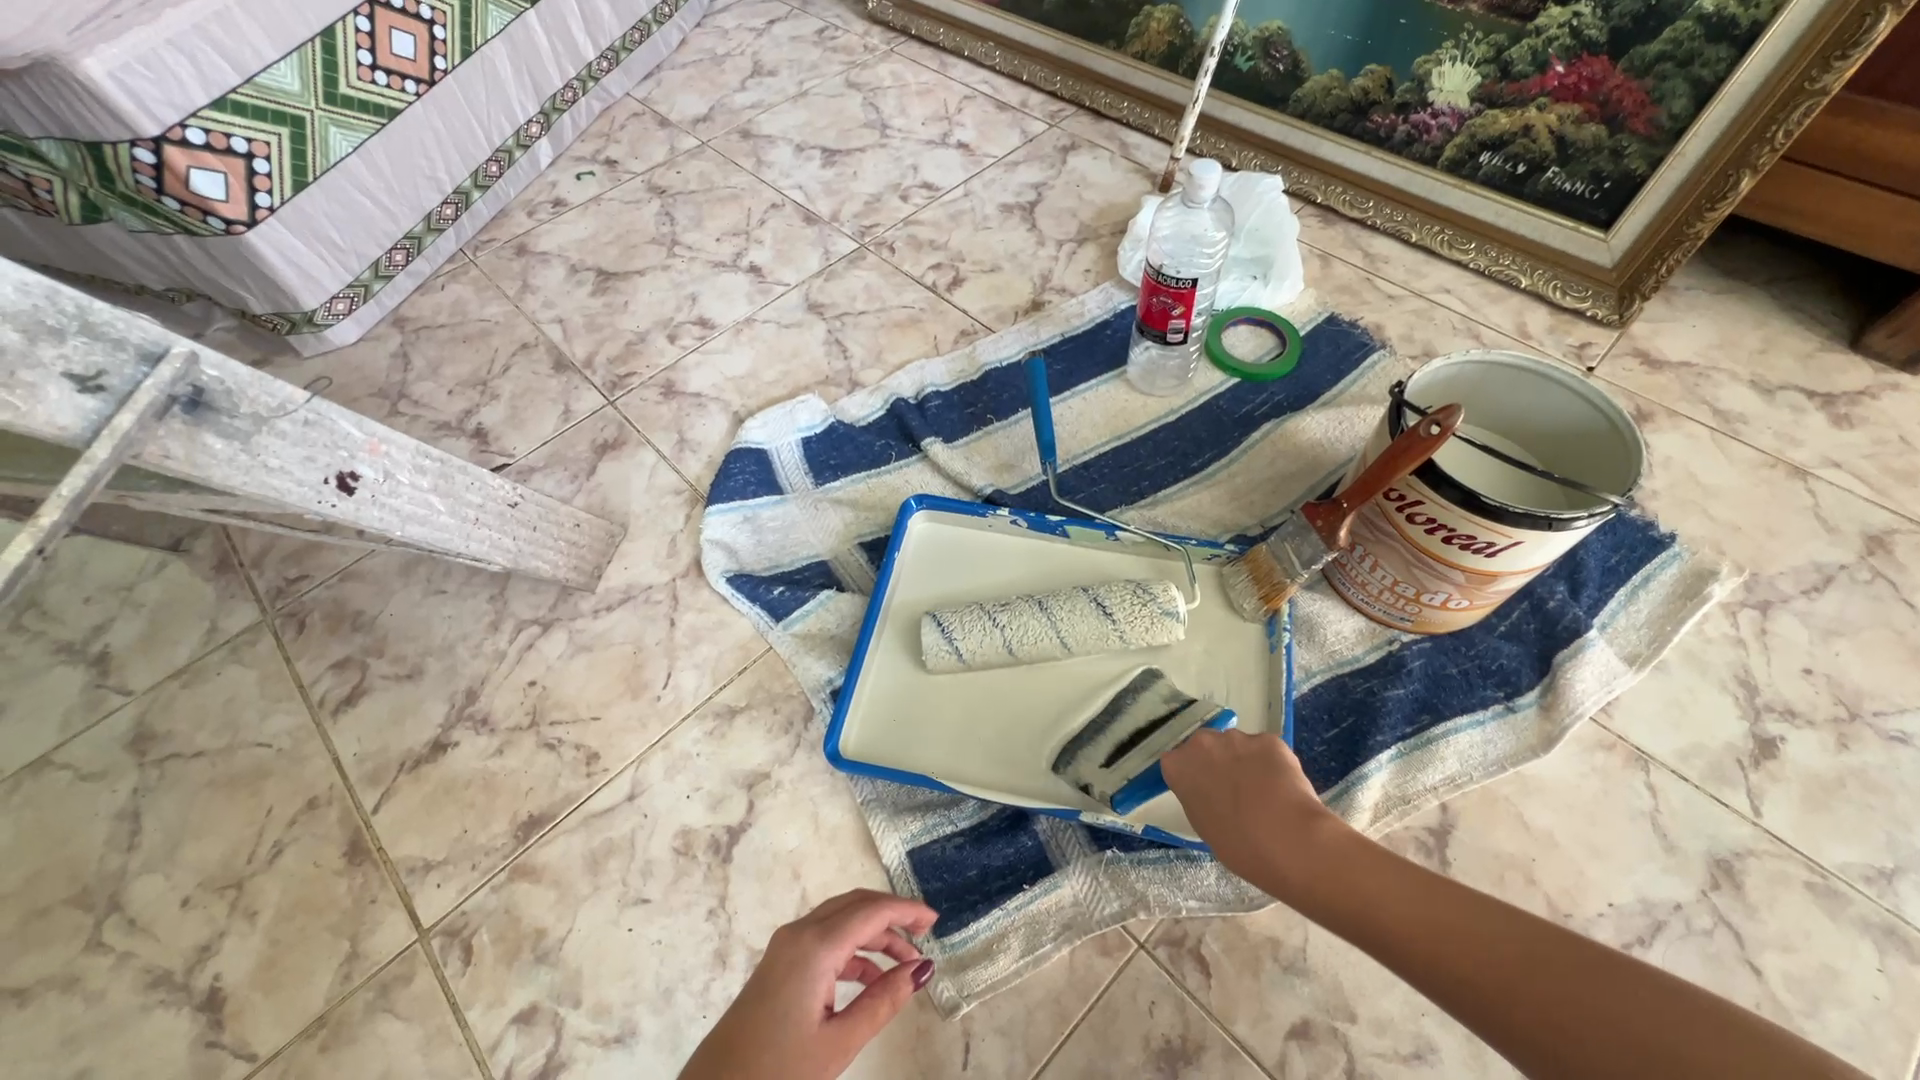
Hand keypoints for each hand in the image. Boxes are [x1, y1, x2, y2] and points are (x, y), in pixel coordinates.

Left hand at [679, 889, 938, 1079]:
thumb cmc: (780, 1067)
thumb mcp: (840, 1041)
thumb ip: (884, 1000)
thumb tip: (922, 968)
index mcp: (815, 946)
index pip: (871, 911)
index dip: (906, 910)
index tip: (936, 921)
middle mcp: (799, 933)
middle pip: (855, 906)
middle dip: (892, 915)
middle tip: (926, 934)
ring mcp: (786, 947)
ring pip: (840, 921)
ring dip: (874, 935)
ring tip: (906, 964)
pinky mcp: (780, 964)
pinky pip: (825, 940)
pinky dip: (853, 951)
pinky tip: (873, 980)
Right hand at [1161, 729, 1343, 886]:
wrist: (1284, 839)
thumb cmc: (1236, 844)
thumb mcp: (1202, 823)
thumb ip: (1199, 797)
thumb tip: (1213, 794)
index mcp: (1177, 766)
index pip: (1178, 763)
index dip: (1194, 777)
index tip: (1207, 793)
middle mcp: (1202, 743)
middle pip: (1207, 747)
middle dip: (1218, 762)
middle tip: (1236, 791)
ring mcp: (1236, 738)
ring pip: (1238, 746)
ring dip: (1247, 761)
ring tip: (1266, 792)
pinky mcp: (1269, 740)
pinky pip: (1267, 750)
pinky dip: (1273, 764)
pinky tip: (1284, 788)